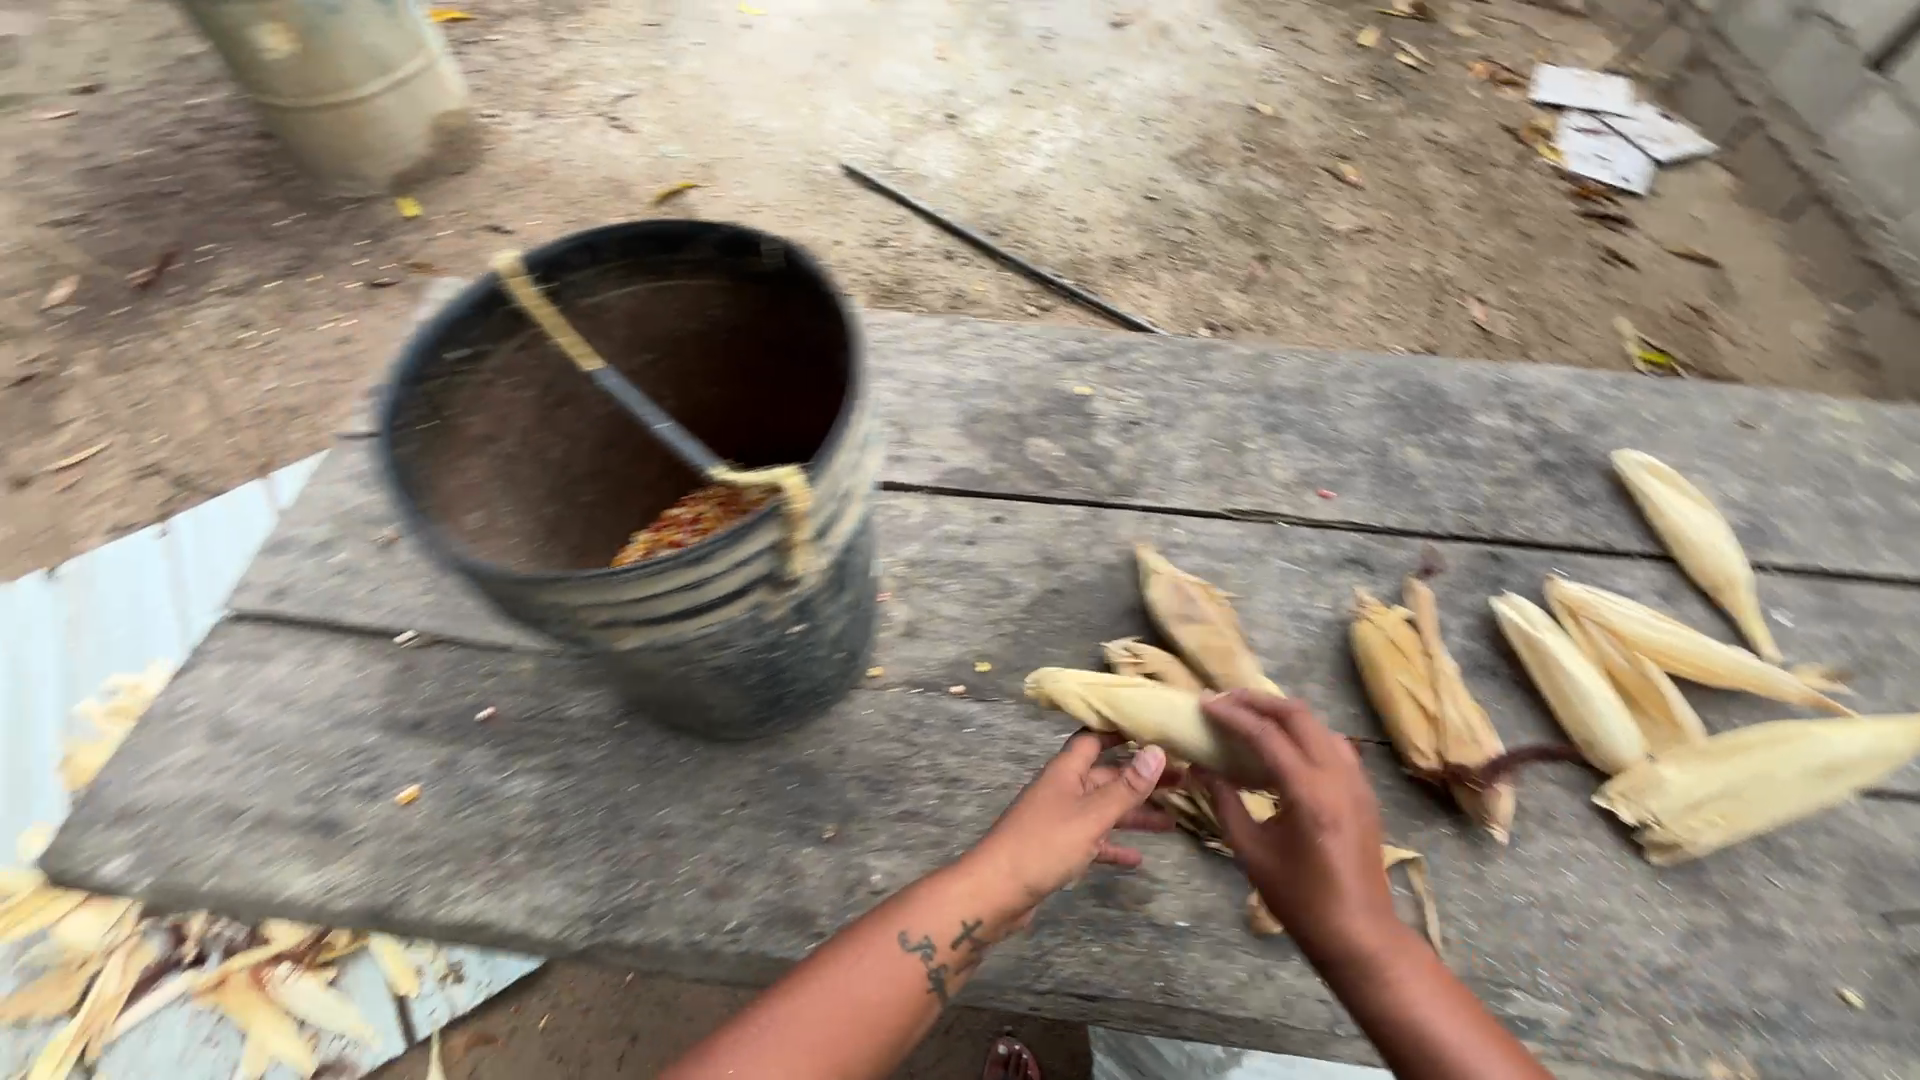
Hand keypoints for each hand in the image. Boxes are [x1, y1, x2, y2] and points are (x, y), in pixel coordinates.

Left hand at [963, 731, 1174, 917]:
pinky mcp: (1058, 849)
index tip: (1153, 727)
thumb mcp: (1091, 815)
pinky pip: (1093, 841)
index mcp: (1066, 771)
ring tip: (1173, 820)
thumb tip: (1157, 751)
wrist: (996, 891)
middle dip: (1140, 778)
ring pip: (1103, 810)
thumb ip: (1125, 787)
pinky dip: (1114, 846)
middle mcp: (1063, 789)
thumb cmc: (1043, 844)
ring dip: (1134, 814)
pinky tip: (1138, 858)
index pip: (1094, 738)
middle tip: (1182, 780)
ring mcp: (1059, 820)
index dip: (1120, 731)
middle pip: (1106, 776)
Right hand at [1197, 691, 1396, 955]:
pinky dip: (1304, 733)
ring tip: (1250, 716)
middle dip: (1258, 702)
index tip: (1205, 704)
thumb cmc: (1299, 899)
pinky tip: (1283, 745)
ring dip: (1282, 714)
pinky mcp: (1364, 791)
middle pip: (1298, 716)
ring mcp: (1357, 782)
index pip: (1266, 735)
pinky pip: (1333, 744)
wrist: (1360, 934)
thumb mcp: (1250, 851)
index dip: (1232, 716)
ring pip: (1319, 725)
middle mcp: (1338, 778)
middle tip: (1225, 700)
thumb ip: (1224, 802)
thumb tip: (1200, 768)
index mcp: (1308, 794)